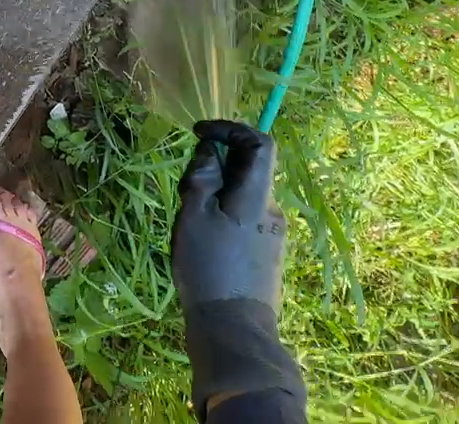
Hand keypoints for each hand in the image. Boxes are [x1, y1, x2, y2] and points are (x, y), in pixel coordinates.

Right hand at [173, 120, 303, 416]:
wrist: (233, 329)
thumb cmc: (208, 266)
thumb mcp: (193, 214)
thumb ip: (202, 176)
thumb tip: (210, 150)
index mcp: (256, 196)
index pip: (260, 142)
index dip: (231, 129)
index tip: (200, 133)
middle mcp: (271, 208)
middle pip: (248, 167)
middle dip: (216, 164)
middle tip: (186, 185)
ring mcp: (272, 231)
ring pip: (242, 192)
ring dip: (216, 189)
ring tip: (190, 217)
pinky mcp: (266, 250)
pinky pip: (244, 214)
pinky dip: (223, 210)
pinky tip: (203, 237)